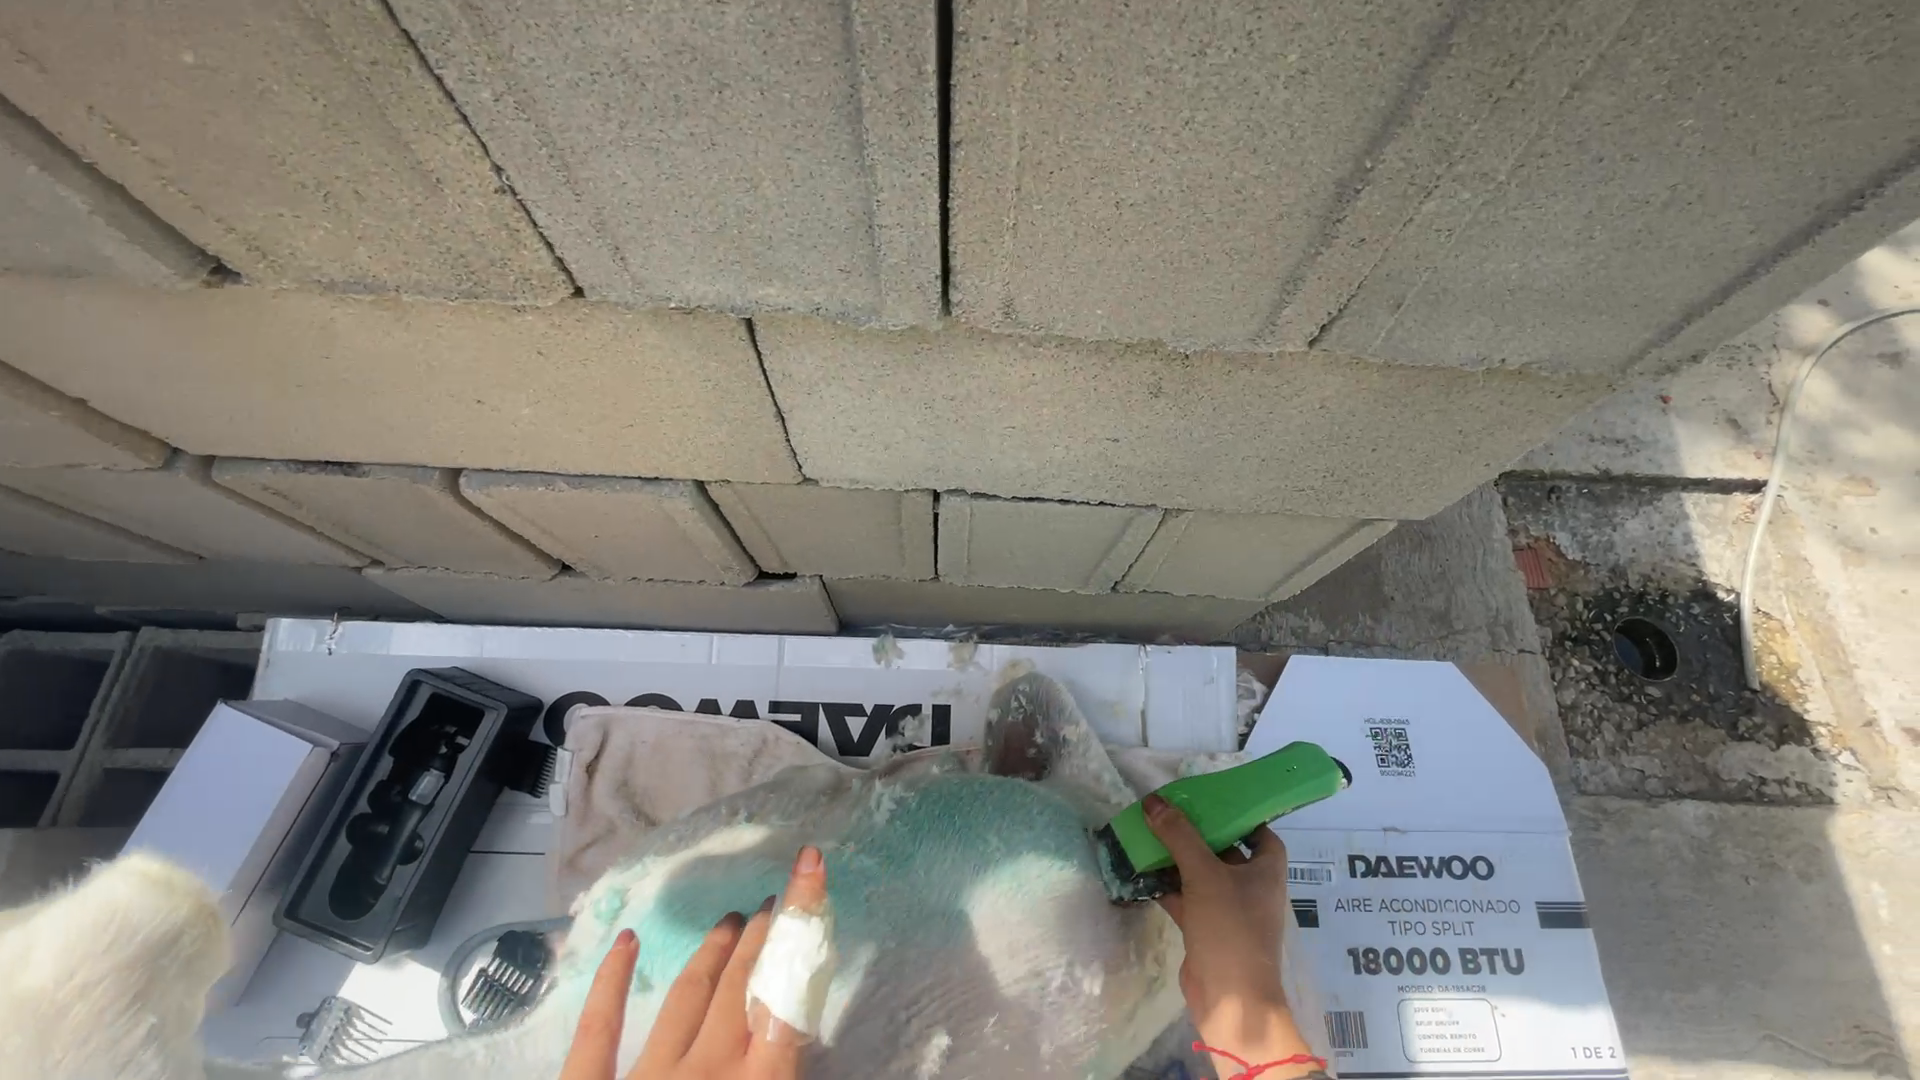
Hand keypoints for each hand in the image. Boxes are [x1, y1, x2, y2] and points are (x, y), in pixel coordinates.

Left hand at [560, 847, 828, 1079]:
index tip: (810, 866)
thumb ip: (784, 1067)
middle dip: (762, 935)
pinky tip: (626, 940)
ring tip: (734, 919)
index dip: (802, 922)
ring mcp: (646, 1077)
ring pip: (687, 995)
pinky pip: (598, 1032)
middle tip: (773, 902)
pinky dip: (613, 982)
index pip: (792, 992)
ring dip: (714, 951)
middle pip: (741, 984)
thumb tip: (795, 1033)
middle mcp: (708, 1071)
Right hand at [1144, 795, 1318, 1077]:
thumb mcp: (1204, 873)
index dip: (1241, 816)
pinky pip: (1185, 898)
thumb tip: (1153, 801)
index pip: (1261, 834)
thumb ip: (1179, 835)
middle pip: (1225, 851)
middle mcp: (1250, 889)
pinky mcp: (1206, 929)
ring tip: (1148, 835)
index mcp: (1266, 872)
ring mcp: (1228, 911)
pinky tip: (1140, 872)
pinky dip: (1165, 886)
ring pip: (1200, 874)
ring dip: (1176, 858)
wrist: (1229, 999)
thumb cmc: (1230, 928)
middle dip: (1197, 834)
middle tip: (1169, 812)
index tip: (1212, 801)